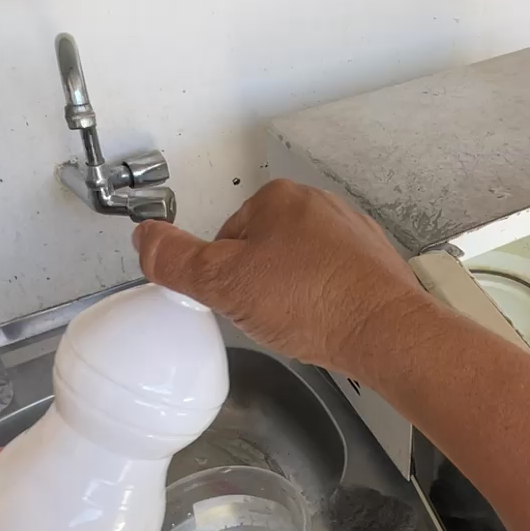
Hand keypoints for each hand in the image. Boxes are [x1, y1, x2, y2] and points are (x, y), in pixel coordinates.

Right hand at [133, 179, 432, 377]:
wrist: (385, 332)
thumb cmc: (316, 303)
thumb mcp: (223, 283)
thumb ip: (176, 261)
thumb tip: (145, 238)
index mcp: (279, 199)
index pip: (225, 236)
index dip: (223, 276)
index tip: (235, 297)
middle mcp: (319, 207)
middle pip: (261, 250)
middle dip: (258, 284)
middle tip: (268, 311)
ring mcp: (349, 234)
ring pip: (297, 268)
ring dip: (291, 295)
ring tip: (299, 318)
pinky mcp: (370, 265)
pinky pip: (329, 282)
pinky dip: (321, 302)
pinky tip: (323, 321)